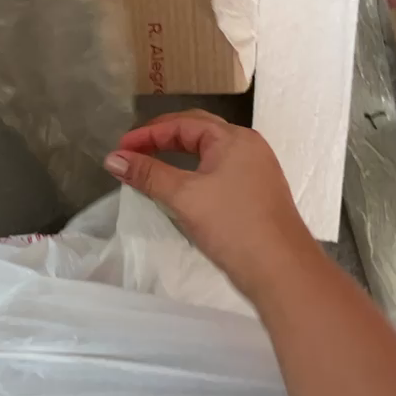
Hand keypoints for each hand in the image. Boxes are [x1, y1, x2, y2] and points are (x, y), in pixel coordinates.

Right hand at [104, 110, 321, 302]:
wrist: (283, 272)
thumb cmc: (233, 226)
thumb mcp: (184, 196)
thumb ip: (147, 174)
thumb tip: (112, 159)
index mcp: (234, 138)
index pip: (182, 123)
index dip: (147, 134)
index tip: (120, 150)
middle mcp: (248, 146)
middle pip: (197, 130)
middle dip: (162, 138)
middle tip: (133, 151)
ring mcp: (255, 170)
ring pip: (208, 152)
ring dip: (177, 155)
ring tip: (150, 165)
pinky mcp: (256, 193)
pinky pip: (218, 170)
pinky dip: (193, 171)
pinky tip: (180, 187)